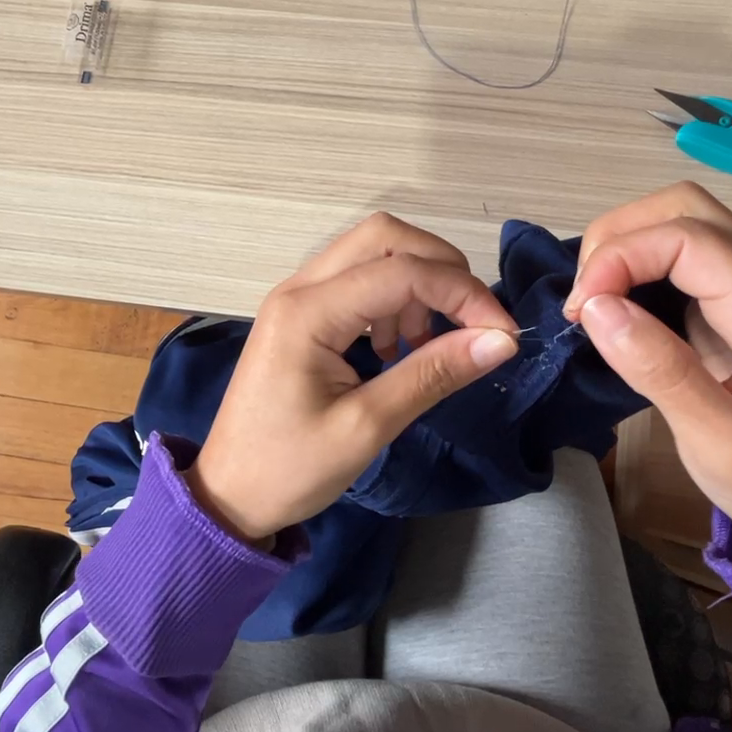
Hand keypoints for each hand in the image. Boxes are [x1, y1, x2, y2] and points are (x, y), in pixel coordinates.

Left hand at [191, 213, 519, 542]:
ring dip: (414, 284)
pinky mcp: (299, 315)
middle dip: (439, 268)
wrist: (228, 494)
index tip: (502, 334)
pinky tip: (394, 349)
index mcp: (307, 312)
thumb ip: (431, 375)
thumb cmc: (290, 469)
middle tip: (469, 322)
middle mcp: (298, 289)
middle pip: (383, 237)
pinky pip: (354, 282)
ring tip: (423, 346)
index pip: (401, 271)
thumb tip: (499, 340)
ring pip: (370, 253)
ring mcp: (295, 298)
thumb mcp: (367, 427)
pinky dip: (390, 300)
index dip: (463, 293)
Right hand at [566, 183, 731, 589]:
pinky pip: (685, 256)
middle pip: (689, 208)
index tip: (578, 311)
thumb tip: (596, 307)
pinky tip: (617, 309)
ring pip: (685, 221)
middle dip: (618, 238)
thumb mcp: (723, 448)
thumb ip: (661, 373)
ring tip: (593, 305)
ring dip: (625, 247)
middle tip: (583, 301)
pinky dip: (637, 266)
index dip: (620, 256)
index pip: (690, 238)